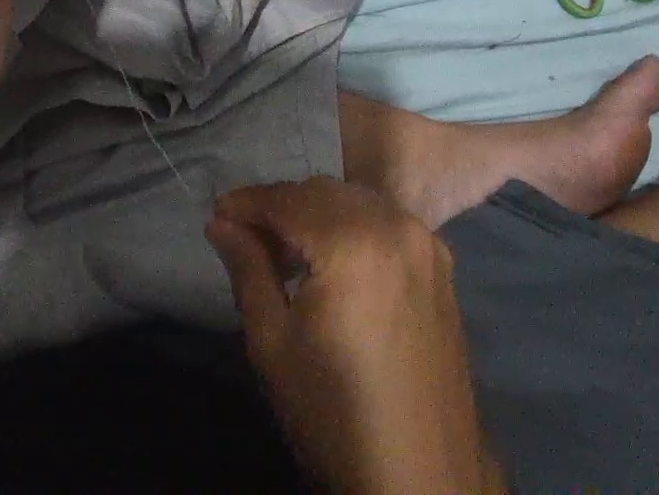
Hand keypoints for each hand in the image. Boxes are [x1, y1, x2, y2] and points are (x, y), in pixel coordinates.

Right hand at [207, 178, 507, 494]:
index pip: (288, 199)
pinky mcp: (441, 265)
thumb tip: (220, 223)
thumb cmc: (334, 410)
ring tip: (285, 251)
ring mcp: (426, 243)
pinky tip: (333, 262)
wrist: (421, 472)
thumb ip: (248, 269)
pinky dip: (353, 226)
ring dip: (318, 213)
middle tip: (245, 236)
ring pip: (357, 202)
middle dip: (281, 205)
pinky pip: (387, 222)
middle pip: (324, 192)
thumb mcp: (273, 343)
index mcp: (354, 242)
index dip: (246, 202)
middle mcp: (396, 226)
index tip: (217, 214)